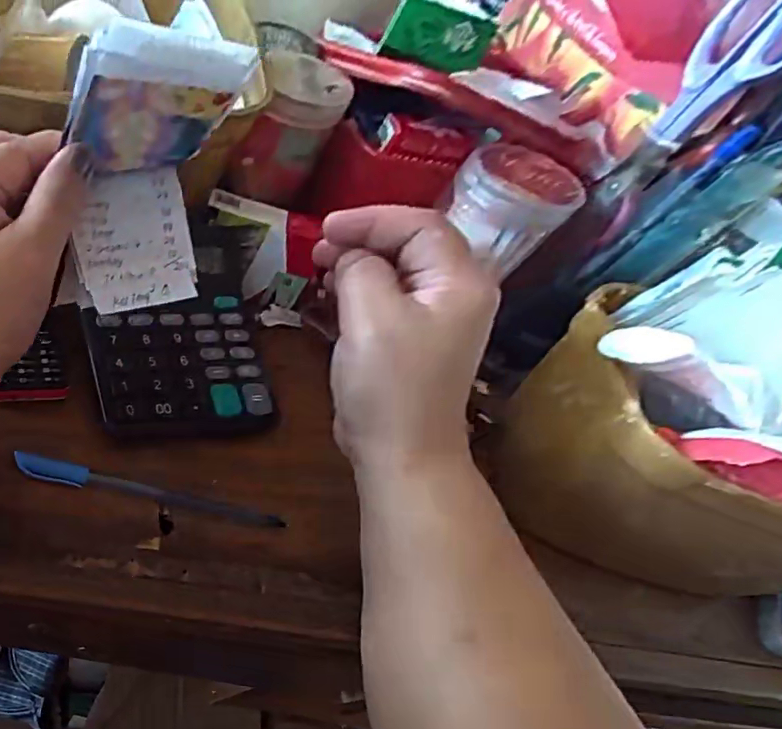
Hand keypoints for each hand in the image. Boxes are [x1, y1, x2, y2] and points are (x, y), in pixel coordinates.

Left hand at [0, 130, 87, 393]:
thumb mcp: (35, 253)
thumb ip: (59, 198)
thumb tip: (80, 153)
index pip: (21, 148)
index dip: (62, 155)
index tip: (100, 170)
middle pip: (2, 162)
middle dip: (43, 175)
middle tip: (81, 202)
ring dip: (27, 201)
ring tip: (58, 230)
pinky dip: (9, 222)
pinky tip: (28, 249)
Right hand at [312, 206, 498, 470]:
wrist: (402, 456)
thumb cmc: (389, 387)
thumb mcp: (370, 317)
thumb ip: (360, 269)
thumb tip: (351, 259)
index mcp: (461, 281)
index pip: (419, 225)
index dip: (370, 219)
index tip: (326, 228)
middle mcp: (459, 296)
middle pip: (412, 246)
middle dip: (364, 241)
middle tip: (320, 250)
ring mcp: (440, 323)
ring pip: (400, 274)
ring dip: (361, 266)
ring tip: (323, 271)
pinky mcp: (418, 346)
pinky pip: (393, 303)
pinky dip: (364, 294)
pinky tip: (336, 299)